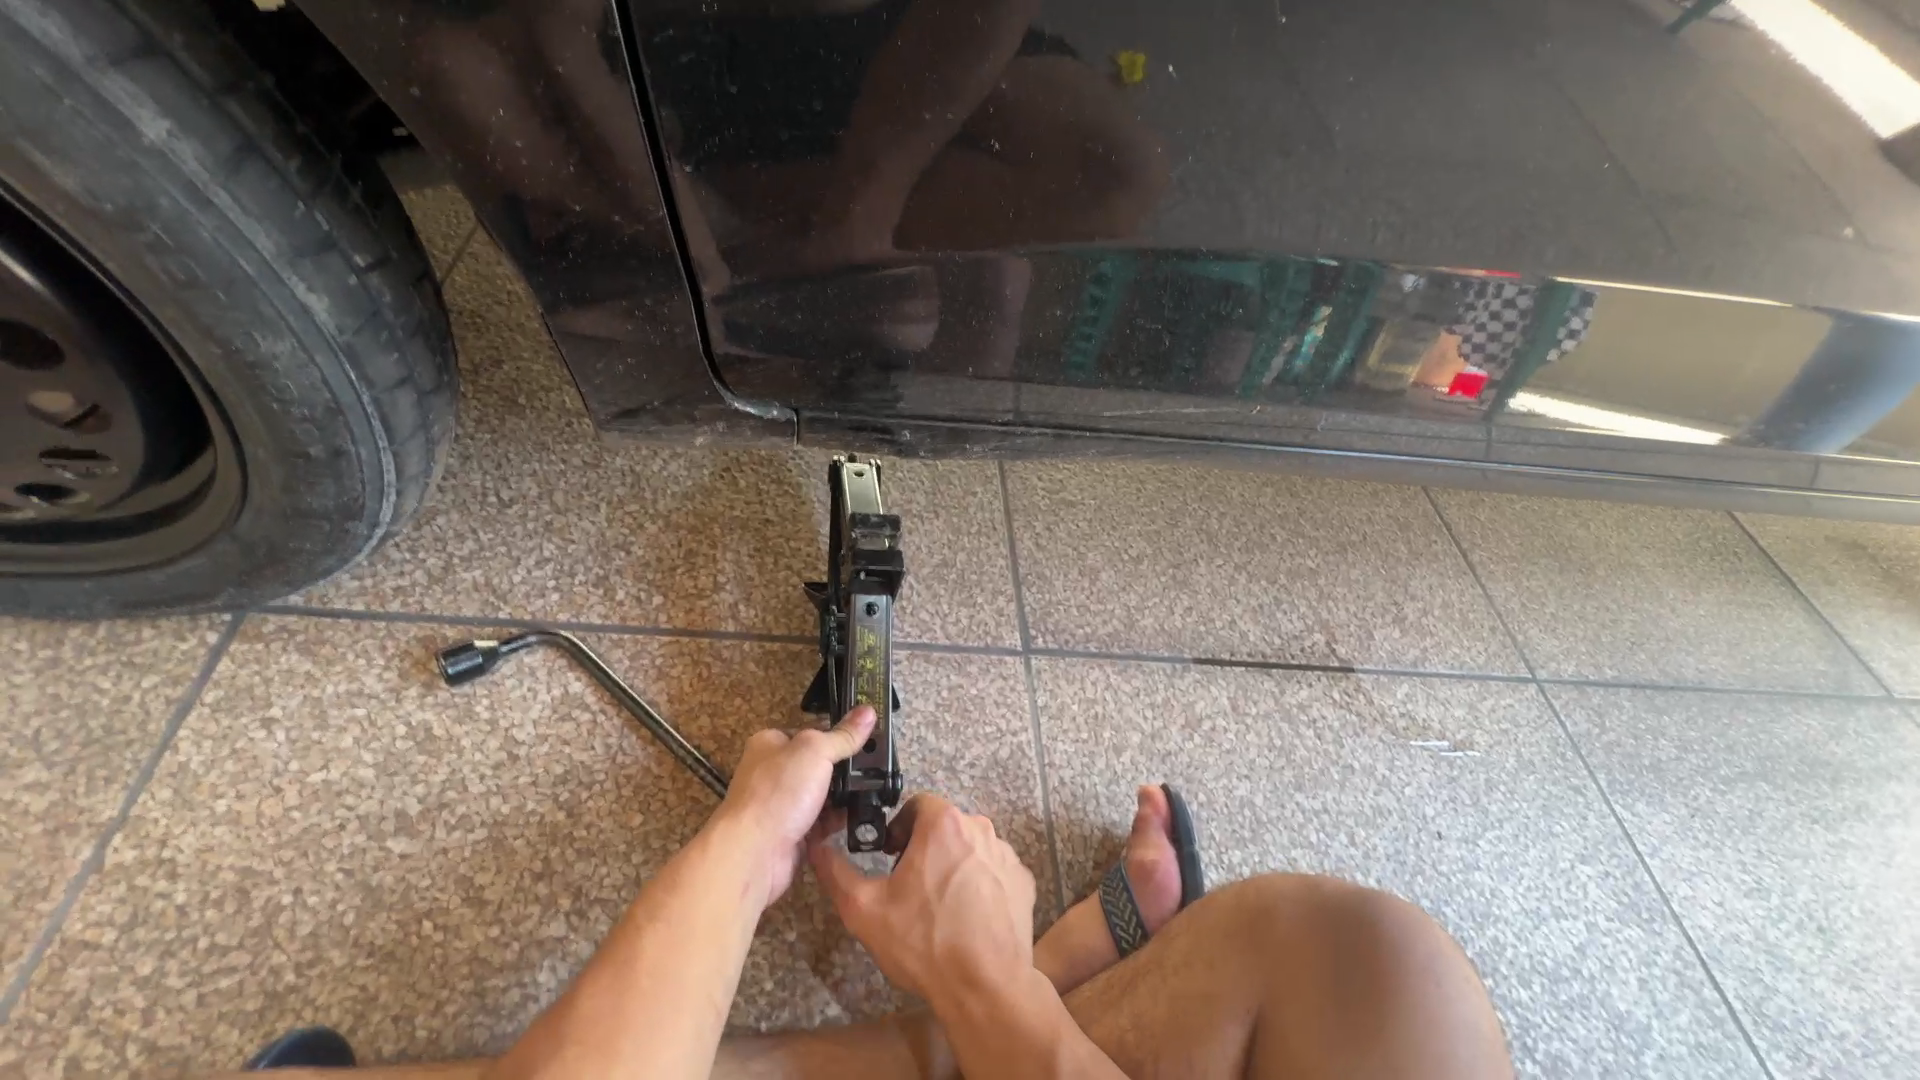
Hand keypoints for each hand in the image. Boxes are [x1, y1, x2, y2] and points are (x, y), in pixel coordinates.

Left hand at [712, 705, 876, 906]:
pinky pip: (823, 821)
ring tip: (878, 791)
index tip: (870, 737)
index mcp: (770, 743)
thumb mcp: (814, 752)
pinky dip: (841, 819)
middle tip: (879, 768)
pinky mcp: (793, 833)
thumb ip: (843, 735)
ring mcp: (783, 804)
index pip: (810, 732)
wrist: (754, 854)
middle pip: (819, 764)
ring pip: (823, 794)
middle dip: (845, 769)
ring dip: (846, 796)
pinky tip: (864, 815)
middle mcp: (774, 772)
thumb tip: (869, 711)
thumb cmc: (779, 792)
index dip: (838, 734)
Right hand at [810, 794, 1035, 1005]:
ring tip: (940, 906)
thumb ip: (837, 873)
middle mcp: (980, 829)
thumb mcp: (864, 910)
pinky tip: (968, 917)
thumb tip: (818, 850)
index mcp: (944, 824)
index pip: (917, 805)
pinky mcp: (1023, 881)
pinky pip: (994, 871)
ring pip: (970, 847)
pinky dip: (980, 885)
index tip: (892, 857)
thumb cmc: (924, 943)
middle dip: (926, 848)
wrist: (985, 987)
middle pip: (945, 826)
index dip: (900, 828)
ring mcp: (1006, 855)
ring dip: (954, 865)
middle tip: (911, 886)